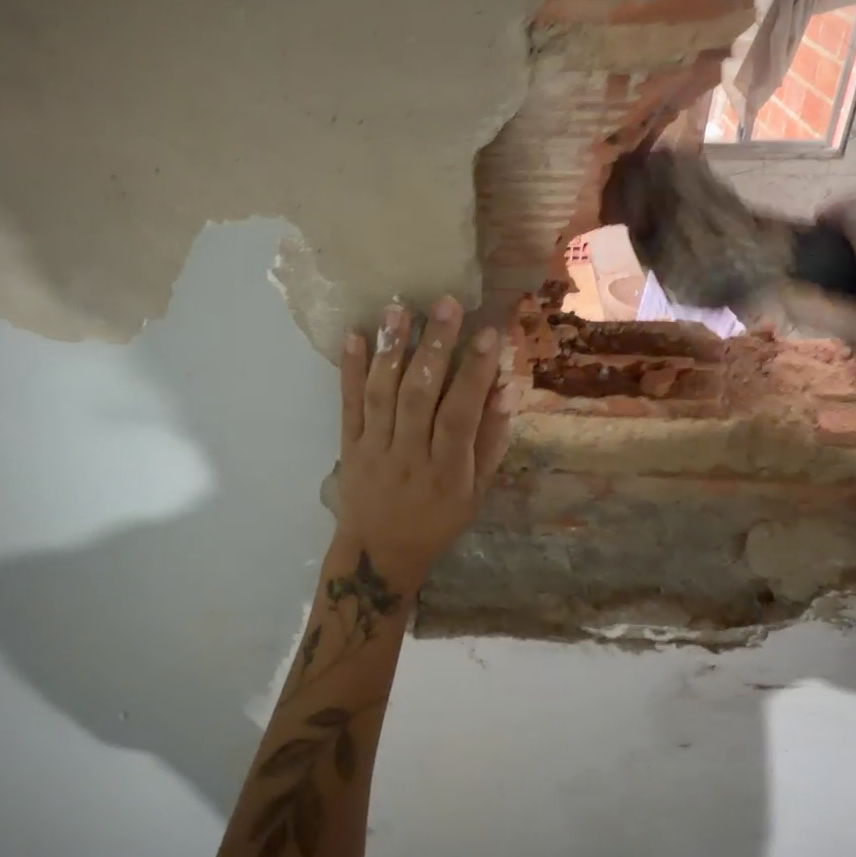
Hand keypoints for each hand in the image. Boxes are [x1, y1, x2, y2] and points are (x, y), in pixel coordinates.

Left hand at [335, 297, 514, 586]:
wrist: (380, 554)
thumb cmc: (439, 520)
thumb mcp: (477, 492)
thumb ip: (491, 441)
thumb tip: (507, 389)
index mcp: (448, 471)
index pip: (461, 415)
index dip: (474, 374)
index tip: (488, 333)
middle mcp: (409, 455)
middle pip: (419, 395)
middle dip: (434, 346)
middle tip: (447, 302)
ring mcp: (374, 448)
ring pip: (382, 394)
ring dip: (391, 348)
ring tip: (399, 308)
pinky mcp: (348, 445)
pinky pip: (348, 405)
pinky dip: (349, 370)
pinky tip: (354, 335)